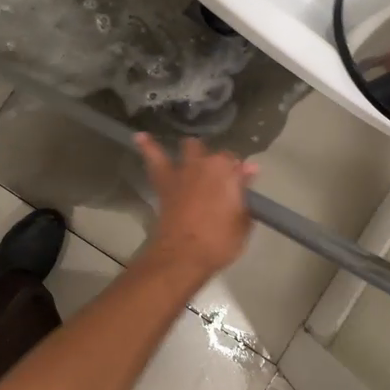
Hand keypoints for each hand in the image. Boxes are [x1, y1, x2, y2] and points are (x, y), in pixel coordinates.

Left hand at [134, 134, 255, 277]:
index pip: (238, 165)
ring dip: (194, 151)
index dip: (238, 176)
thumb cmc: (220, 241)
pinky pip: (154, 158)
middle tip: (218, 183)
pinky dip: (147, 146)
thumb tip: (250, 169)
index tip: (239, 189)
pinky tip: (139, 136)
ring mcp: (183, 169)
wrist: (184, 253)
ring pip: (190, 147)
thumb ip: (245, 193)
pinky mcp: (164, 179)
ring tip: (194, 156)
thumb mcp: (243, 221)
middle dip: (219, 164)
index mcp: (228, 172)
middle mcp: (206, 164)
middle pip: (216, 156)